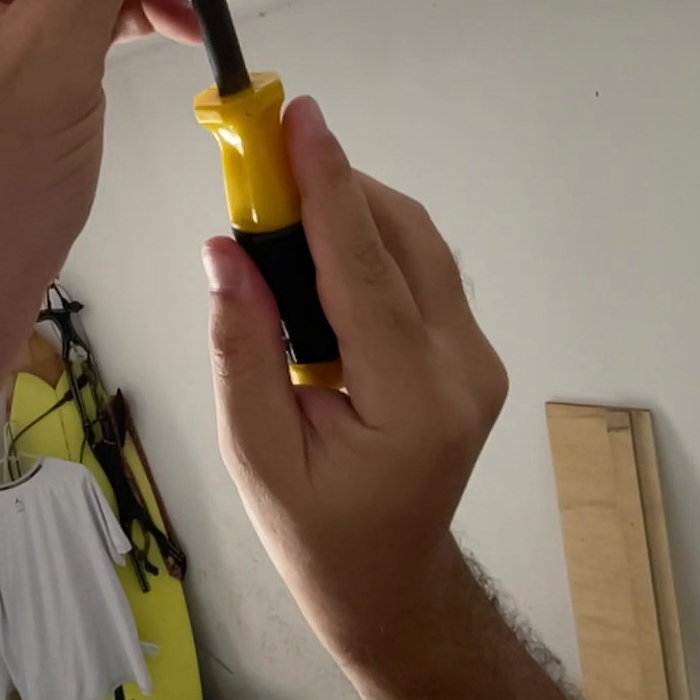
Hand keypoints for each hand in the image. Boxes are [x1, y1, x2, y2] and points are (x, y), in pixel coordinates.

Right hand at [204, 97, 509, 691]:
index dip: (328, 187)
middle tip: (270, 154)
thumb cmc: (313, 529)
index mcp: (411, 401)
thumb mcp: (254, 451)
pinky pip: (419, 265)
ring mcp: (474, 357)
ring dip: (352, 202)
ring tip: (285, 192)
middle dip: (336, 183)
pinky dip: (367, 233)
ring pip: (418, 242)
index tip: (299, 121)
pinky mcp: (467, 351)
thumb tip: (225, 251)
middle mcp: (462, 368)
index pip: (364, 270)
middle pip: (403, 238)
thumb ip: (241, 348)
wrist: (388, 578)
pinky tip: (319, 238)